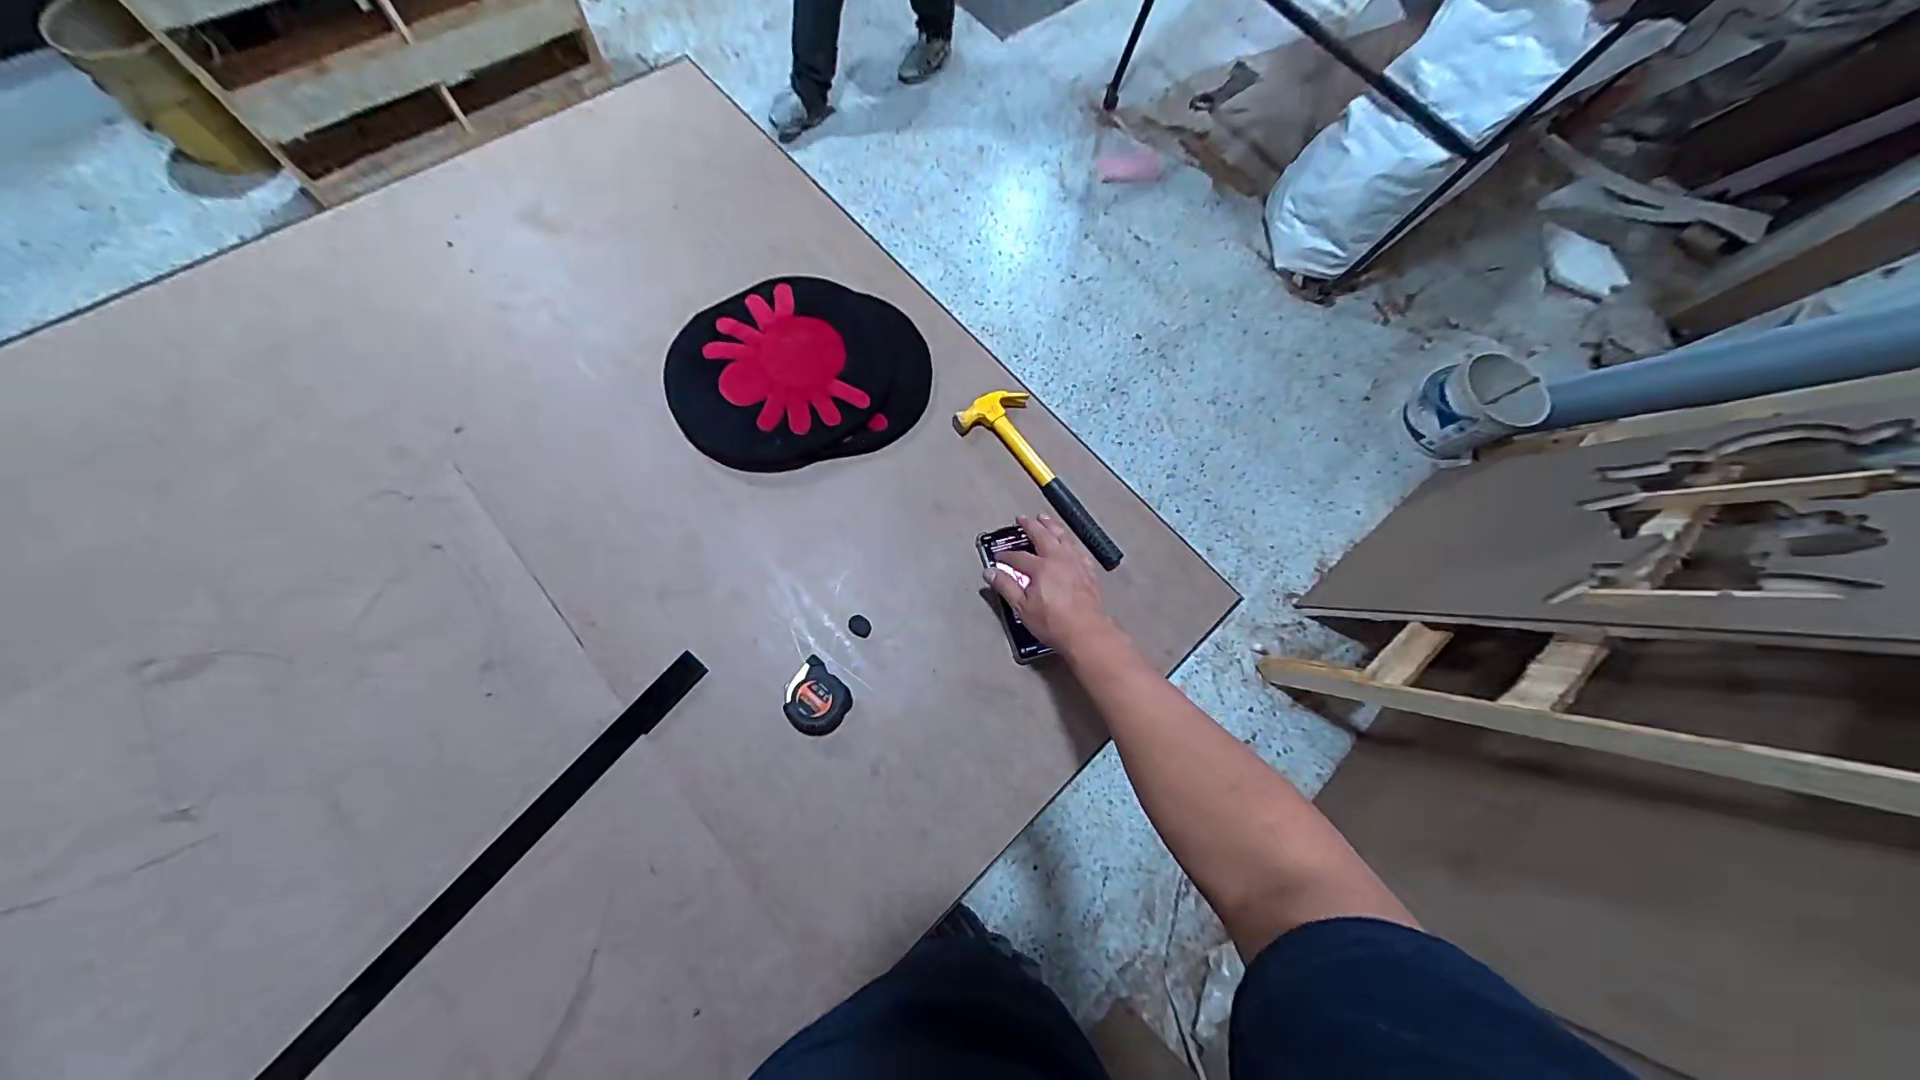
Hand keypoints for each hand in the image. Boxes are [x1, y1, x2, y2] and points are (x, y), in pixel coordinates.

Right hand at [983, 514, 1119, 654]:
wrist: (1086, 632)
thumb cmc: (1056, 623)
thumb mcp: (1022, 607)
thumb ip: (1006, 587)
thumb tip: (991, 573)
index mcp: (1041, 567)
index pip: (1018, 556)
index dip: (1006, 556)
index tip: (999, 557)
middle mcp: (1059, 560)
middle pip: (1042, 536)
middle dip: (1030, 526)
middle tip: (1023, 519)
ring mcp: (1076, 563)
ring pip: (1062, 537)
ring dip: (1051, 526)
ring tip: (1045, 519)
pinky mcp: (1088, 571)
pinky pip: (1077, 548)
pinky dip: (1069, 541)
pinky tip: (1068, 542)